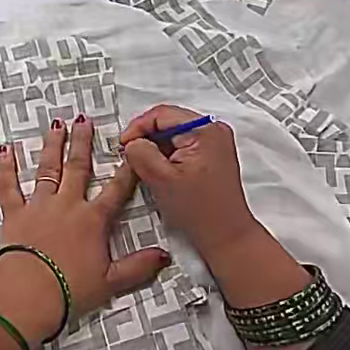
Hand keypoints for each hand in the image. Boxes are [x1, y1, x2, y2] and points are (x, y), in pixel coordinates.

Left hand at [0, 115, 171, 340]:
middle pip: (78, 168)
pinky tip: (5, 150)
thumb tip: (164, 257)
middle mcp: (67, 206)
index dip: (126, 169)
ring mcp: (39, 207)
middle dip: (82, 142)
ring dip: (52, 146)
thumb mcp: (111, 281)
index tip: (131, 150)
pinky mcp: (14, 215)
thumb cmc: (69, 290)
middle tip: (85, 120)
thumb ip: (138, 267)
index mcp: (93, 220)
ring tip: (56, 125)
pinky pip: (9, 187)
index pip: (116, 189)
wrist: (28, 294)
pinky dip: (6, 168)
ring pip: (47, 169)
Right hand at [117, 105, 261, 262]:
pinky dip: (168, 156)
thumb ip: (141, 153)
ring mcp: (215, 142)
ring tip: (148, 169)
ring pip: (174, 134)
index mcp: (205, 130)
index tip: (124, 144)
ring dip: (157, 148)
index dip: (137, 127)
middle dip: (147, 139)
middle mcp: (214, 130)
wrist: (225, 234)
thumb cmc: (201, 211)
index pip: (162, 114)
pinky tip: (162, 173)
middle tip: (132, 157)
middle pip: (168, 122)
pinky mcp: (213, 154)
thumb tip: (132, 142)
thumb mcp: (161, 179)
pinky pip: (183, 146)